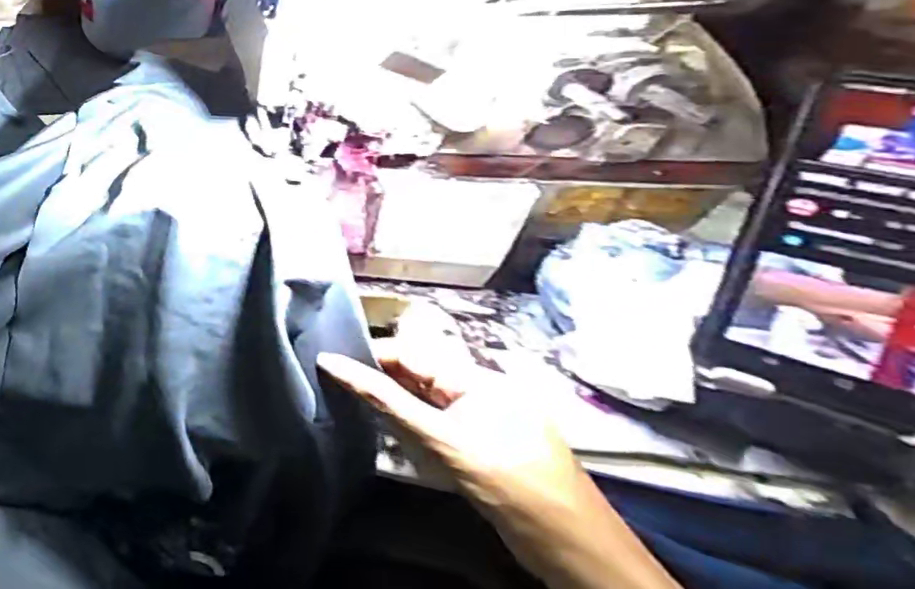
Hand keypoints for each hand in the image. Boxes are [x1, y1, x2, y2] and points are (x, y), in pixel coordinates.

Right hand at [318, 304, 680, 588]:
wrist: (585, 562)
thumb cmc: (514, 492)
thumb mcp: (444, 444)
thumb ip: (386, 401)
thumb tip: (330, 361)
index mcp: (481, 379)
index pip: (412, 353)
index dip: (371, 359)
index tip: (330, 368)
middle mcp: (487, 391)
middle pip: (420, 375)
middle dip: (384, 385)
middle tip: (340, 394)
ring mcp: (492, 420)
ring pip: (429, 401)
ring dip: (399, 410)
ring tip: (360, 415)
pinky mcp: (492, 447)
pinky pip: (444, 424)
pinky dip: (419, 430)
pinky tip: (399, 441)